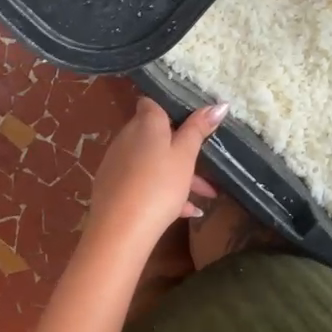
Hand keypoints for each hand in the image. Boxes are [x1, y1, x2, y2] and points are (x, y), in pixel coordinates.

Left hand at [88, 99, 225, 249]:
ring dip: (177, 174)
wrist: (120, 228)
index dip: (171, 108)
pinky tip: (186, 212)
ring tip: (205, 195)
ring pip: (153, 160)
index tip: (192, 121)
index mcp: (146, 122)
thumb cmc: (158, 184)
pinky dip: (162, 190)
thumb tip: (219, 104)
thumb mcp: (185, 156)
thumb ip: (199, 129)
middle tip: (206, 165)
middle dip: (182, 149)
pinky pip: (143, 180)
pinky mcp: (113, 185)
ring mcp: (118, 161)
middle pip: (157, 135)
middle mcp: (127, 136)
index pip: (153, 103)